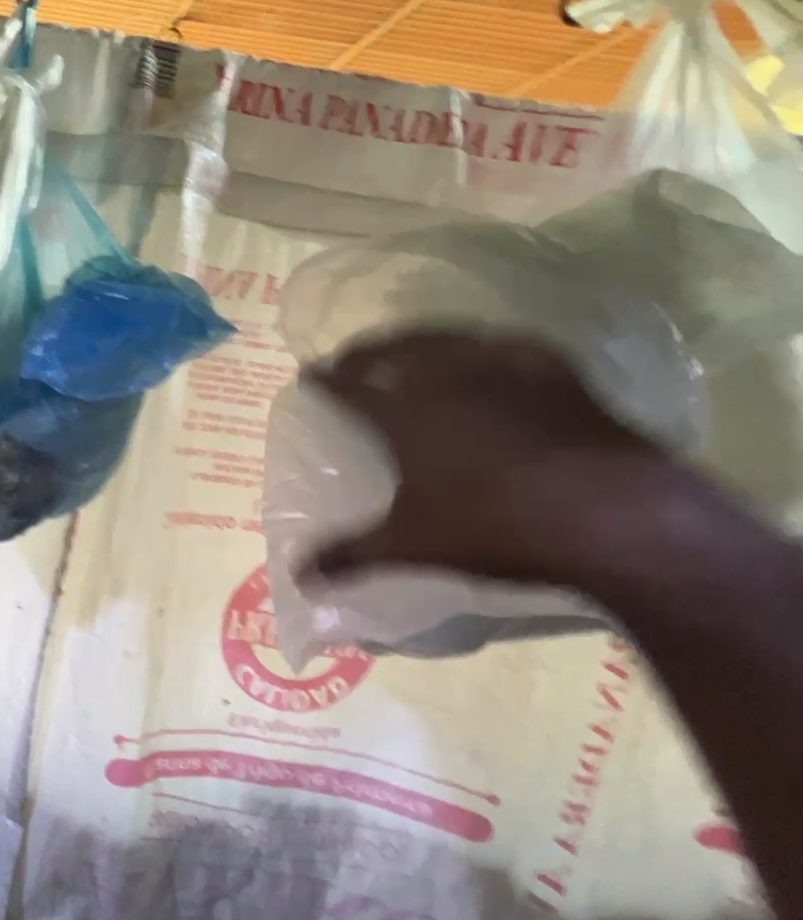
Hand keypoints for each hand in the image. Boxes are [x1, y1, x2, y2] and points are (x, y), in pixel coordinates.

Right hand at [300, 330, 687, 596]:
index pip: (349, 384)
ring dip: (418, 340)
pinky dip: (482, 345)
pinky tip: (485, 352)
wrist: (619, 518)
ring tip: (406, 347)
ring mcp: (506, 370)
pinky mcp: (559, 374)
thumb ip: (351, 556)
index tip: (310, 375)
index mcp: (403, 413)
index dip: (325, 379)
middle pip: (393, 350)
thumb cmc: (495, 527)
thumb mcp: (412, 546)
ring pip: (447, 339)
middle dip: (366, 352)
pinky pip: (506, 344)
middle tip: (350, 358)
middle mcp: (446, 379)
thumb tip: (300, 580)